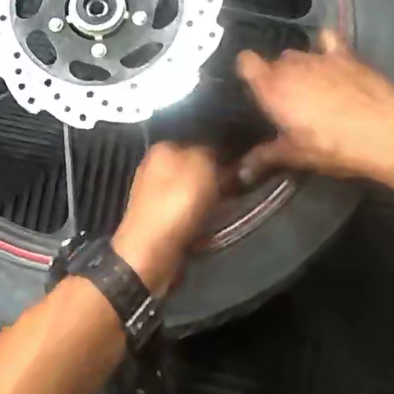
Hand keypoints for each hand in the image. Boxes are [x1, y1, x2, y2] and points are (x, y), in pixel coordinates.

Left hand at [110, 143, 224, 296]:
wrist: (151, 254)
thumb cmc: (176, 203)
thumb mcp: (201, 165)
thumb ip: (211, 151)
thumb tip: (219, 151)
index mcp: (162, 148)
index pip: (199, 139)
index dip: (222, 149)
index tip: (242, 161)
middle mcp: (155, 167)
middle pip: (197, 166)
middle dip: (217, 176)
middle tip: (238, 186)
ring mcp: (155, 194)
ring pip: (195, 190)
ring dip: (212, 199)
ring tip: (229, 206)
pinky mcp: (160, 219)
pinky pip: (190, 212)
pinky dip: (202, 217)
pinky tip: (213, 224)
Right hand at [236, 29, 393, 185]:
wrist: (387, 134)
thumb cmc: (332, 146)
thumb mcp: (295, 156)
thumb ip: (264, 157)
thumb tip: (241, 171)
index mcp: (271, 87)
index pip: (245, 62)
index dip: (247, 70)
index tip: (253, 87)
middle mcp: (290, 65)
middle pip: (274, 61)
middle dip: (277, 76)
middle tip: (286, 101)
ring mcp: (319, 57)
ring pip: (299, 54)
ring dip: (300, 68)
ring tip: (310, 87)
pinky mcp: (346, 55)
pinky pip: (328, 40)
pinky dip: (325, 45)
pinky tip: (330, 59)